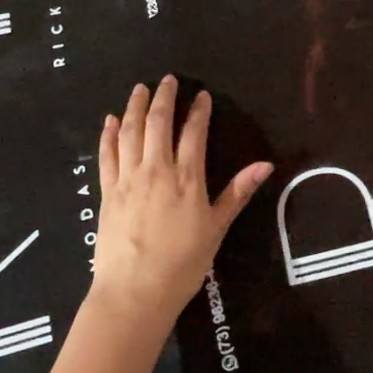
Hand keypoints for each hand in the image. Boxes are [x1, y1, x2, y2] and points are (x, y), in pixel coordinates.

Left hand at [91, 76, 273, 323]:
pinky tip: (111, 121)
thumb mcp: (217, 228)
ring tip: (139, 89)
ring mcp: (127, 180)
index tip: (201, 95)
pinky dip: (109, 134)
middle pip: (157, 123)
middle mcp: (156, 170)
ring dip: (134, 107)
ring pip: (130, 132)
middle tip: (167, 80)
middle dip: (163, 98)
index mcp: (187, 178)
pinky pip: (106, 155)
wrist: (134, 293)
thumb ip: (238, 192)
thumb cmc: (183, 264)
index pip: (193, 133)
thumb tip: (266, 164)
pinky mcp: (106, 193)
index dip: (198, 111)